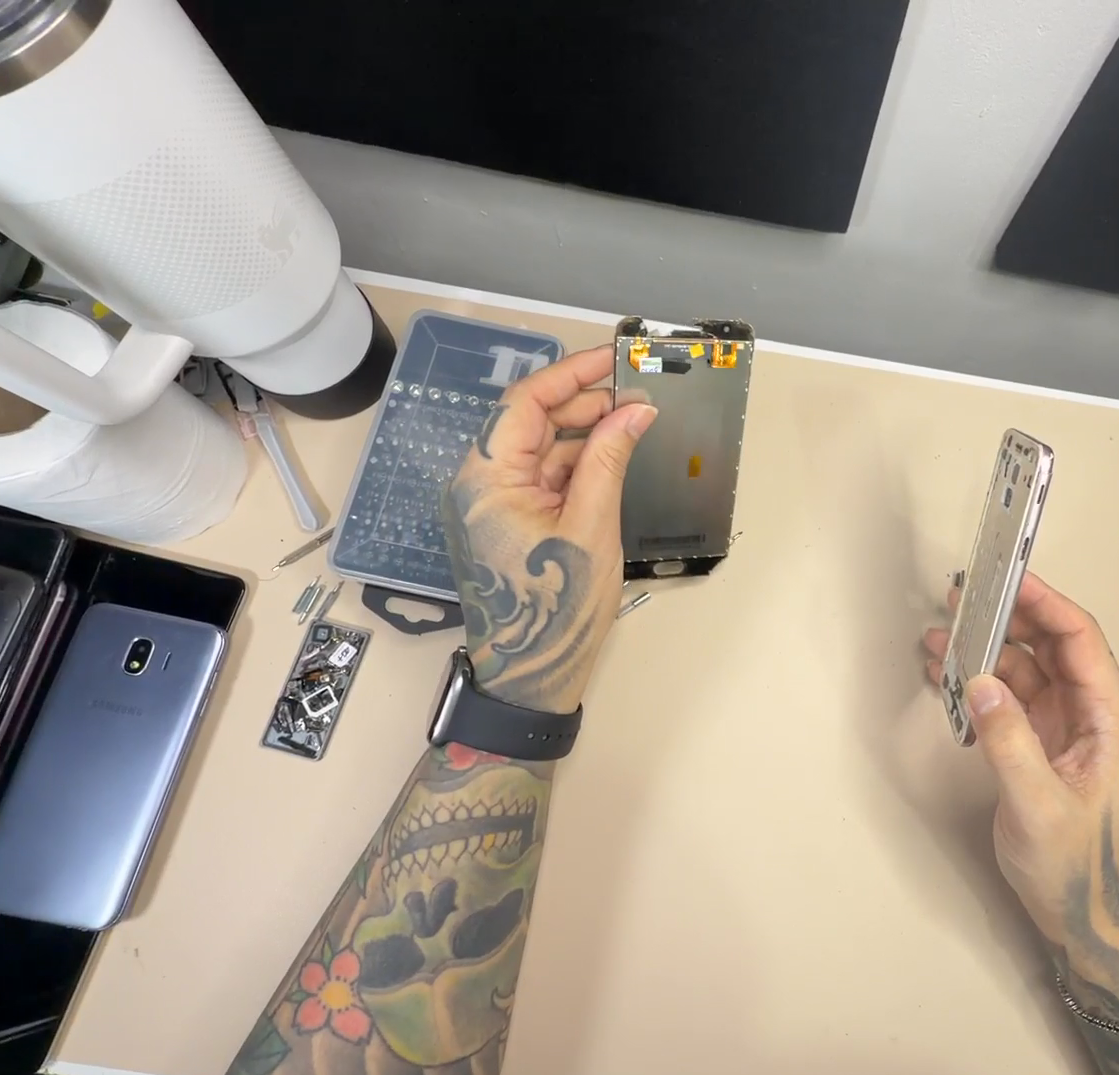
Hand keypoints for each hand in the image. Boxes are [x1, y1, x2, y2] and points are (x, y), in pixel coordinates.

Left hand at [444, 345, 655, 713]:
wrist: (532, 673)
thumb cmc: (559, 606)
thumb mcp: (591, 526)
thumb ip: (609, 459)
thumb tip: (637, 410)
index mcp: (486, 476)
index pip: (526, 402)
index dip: (572, 374)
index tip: (616, 358)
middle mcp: (481, 480)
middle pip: (531, 421)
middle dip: (583, 403)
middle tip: (636, 397)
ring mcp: (494, 501)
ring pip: (540, 447)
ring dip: (584, 433)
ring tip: (632, 423)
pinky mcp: (509, 518)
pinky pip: (542, 476)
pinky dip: (577, 464)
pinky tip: (612, 457)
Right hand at [922, 571, 1118, 951]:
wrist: (1085, 917)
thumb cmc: (1075, 866)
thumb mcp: (1039, 806)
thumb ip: (1010, 742)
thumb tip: (978, 682)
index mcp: (1105, 718)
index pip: (1079, 642)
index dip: (1046, 603)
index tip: (1007, 578)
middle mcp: (1084, 713)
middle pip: (1048, 647)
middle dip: (1006, 619)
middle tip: (959, 601)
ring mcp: (1058, 728)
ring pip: (1021, 670)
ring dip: (982, 652)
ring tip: (936, 639)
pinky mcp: (1034, 744)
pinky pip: (1005, 699)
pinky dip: (976, 684)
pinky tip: (944, 678)